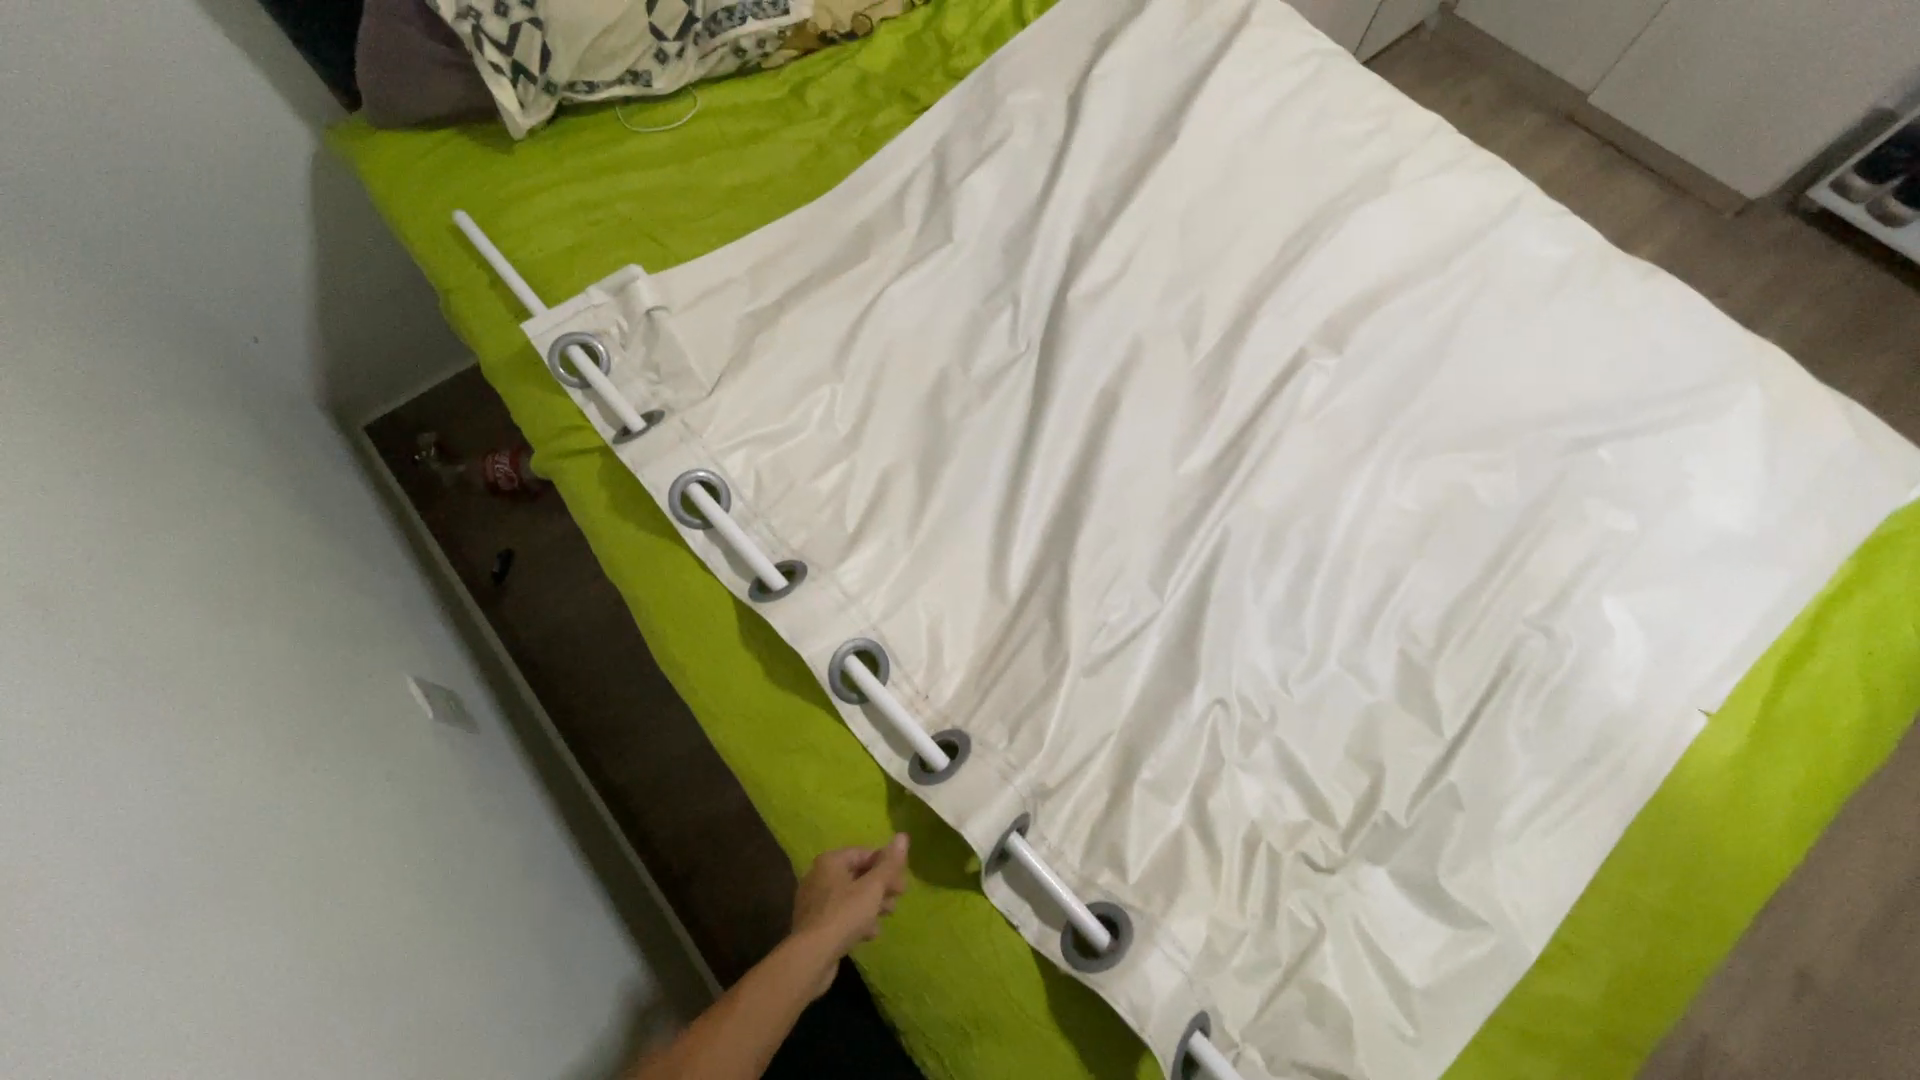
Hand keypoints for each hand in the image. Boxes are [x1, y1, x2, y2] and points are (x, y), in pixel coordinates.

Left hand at [788, 833, 910, 996]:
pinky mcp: (815, 925)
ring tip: (889, 915)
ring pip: (850, 897)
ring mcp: (814, 902)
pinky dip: (857, 920)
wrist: (812, 956)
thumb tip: (903, 836)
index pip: (864, 853)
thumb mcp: (873, 887)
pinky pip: (841, 916)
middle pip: (857, 875)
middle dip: (881, 886)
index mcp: (830, 862)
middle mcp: (819, 877)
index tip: (902, 880)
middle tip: (899, 898)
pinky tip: (870, 933)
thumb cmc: (845, 914)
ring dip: (872, 904)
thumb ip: (889, 864)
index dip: (886, 864)